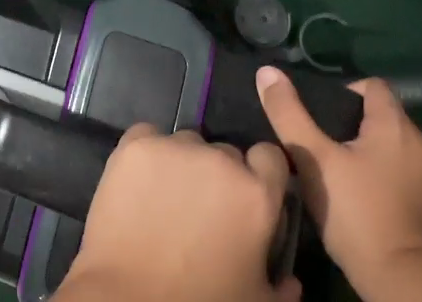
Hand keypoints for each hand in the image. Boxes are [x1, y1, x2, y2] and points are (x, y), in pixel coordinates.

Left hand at [56, 124, 301, 301]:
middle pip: (225, 153)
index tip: (247, 196)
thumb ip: (281, 287)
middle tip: (203, 208)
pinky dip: (148, 154)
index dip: (260, 174)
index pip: (269, 157)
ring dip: (183, 164)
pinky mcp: (135, 146)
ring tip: (167, 197)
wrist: (130, 297)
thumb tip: (291, 281)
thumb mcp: (257, 301)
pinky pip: (148, 137)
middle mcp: (219, 159)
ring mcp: (174, 148)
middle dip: (219, 176)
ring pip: (187, 144)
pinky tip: (141, 182)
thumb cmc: (202, 300)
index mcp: (257, 194)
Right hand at [258, 68, 421, 301]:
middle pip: (385, 119)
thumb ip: (289, 114)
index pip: (373, 86)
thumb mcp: (312, 159)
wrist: (406, 281)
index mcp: (395, 127)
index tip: (320, 113)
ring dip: (373, 156)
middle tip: (320, 146)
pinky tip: (366, 205)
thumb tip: (267, 72)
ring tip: (340, 177)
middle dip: (354, 127)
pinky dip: (389, 184)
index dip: (346, 91)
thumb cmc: (357, 212)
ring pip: (397, 152)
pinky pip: (410, 182)